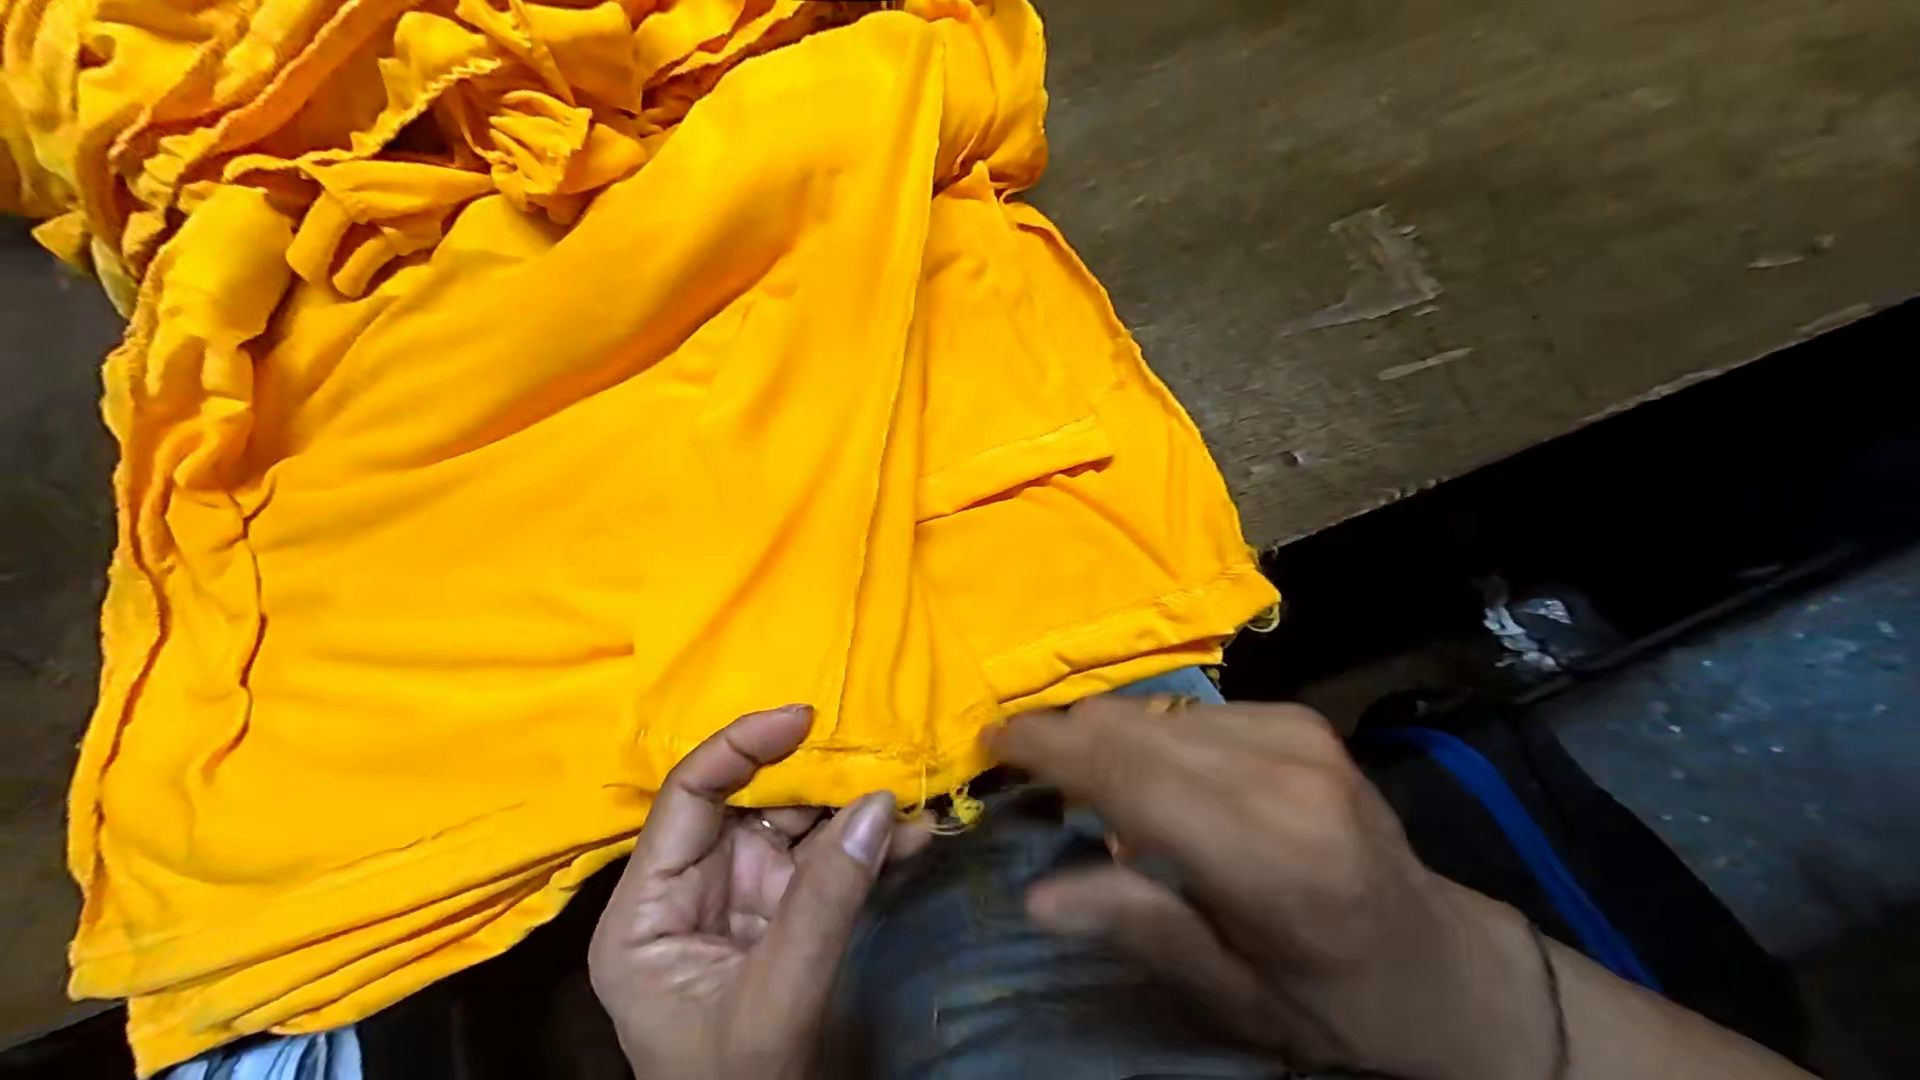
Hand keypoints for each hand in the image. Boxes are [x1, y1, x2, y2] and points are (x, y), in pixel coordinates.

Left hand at [589, 705, 922, 1079]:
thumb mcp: (777, 1000)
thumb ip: (824, 901)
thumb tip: (877, 804)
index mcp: (651, 906)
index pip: (687, 795)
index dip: (741, 746)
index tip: (804, 719)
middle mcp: (694, 885)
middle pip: (751, 800)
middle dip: (814, 779)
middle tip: (874, 761)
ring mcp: (745, 892)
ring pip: (798, 823)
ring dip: (854, 811)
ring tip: (907, 802)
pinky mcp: (788, 906)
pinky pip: (830, 856)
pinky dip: (869, 844)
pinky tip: (911, 838)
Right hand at [987, 698, 1559, 1079]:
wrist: (1447, 962)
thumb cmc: (1332, 997)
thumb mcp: (1230, 990)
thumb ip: (1134, 925)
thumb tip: (1036, 895)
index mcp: (1266, 851)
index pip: (1123, 770)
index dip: (1045, 744)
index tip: (990, 739)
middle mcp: (1280, 770)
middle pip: (1128, 725)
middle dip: (1063, 737)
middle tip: (1026, 770)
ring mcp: (1294, 731)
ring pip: (1151, 710)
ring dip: (1104, 737)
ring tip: (1087, 782)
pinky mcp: (1297, 715)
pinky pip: (1187, 710)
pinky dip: (1148, 736)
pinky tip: (1153, 776)